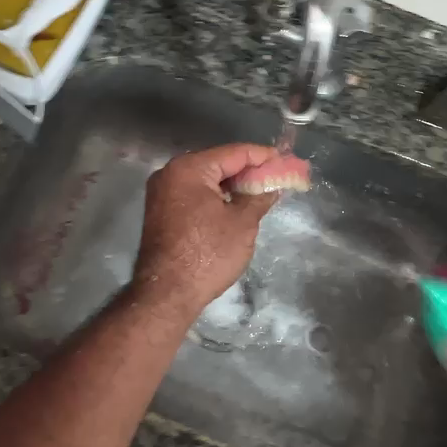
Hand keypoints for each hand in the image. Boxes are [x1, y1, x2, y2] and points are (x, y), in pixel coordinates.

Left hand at [128, 144, 292, 318]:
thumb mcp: (242, 223)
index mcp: (189, 168)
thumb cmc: (208, 254)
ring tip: (260, 191)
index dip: (263, 156)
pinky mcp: (161, 210)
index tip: (285, 160)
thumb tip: (273, 184)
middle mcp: (170, 173)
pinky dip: (215, 195)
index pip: (234, 152)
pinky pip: (194, 193)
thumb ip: (259, 196)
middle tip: (276, 176)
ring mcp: (162, 192)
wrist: (167, 294)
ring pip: (205, 178)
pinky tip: (235, 204)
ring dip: (232, 183)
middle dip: (247, 170)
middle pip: (217, 162)